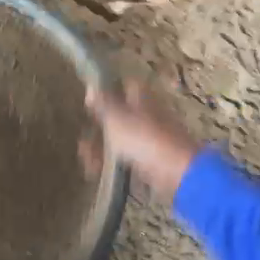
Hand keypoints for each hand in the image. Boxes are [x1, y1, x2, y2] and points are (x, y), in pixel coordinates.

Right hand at [84, 80, 202, 201]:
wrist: (176, 173)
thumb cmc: (144, 139)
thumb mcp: (116, 118)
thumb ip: (103, 103)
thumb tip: (91, 87)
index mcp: (143, 100)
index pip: (126, 86)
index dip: (108, 91)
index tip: (89, 102)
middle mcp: (150, 116)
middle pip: (121, 116)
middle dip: (100, 128)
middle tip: (83, 142)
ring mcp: (153, 140)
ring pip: (123, 140)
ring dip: (102, 149)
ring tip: (87, 161)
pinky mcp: (153, 162)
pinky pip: (129, 160)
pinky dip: (113, 165)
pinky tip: (98, 172)